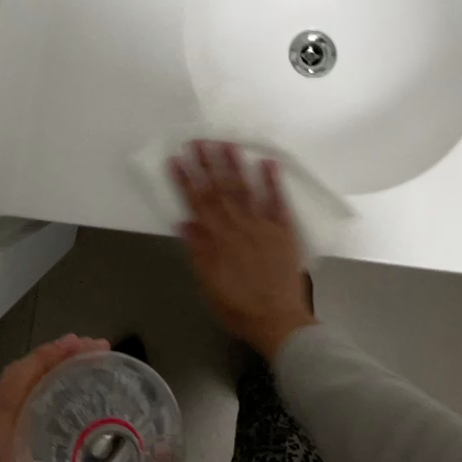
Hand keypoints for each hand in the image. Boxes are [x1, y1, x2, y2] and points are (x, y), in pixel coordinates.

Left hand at [0, 334, 110, 461]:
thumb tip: (167, 459)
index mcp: (1, 458)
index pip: (13, 386)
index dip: (46, 356)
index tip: (81, 345)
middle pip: (14, 386)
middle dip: (55, 359)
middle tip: (94, 351)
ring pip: (13, 402)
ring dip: (48, 378)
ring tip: (85, 369)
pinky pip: (16, 421)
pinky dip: (42, 402)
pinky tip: (70, 410)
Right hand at [172, 140, 316, 359]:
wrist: (278, 322)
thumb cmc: (239, 307)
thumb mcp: (209, 285)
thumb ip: (198, 251)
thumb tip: (184, 221)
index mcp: (217, 240)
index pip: (198, 203)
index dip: (186, 179)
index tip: (177, 158)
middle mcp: (238, 226)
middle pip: (219, 190)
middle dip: (207, 163)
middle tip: (198, 139)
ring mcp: (263, 226)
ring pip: (245, 189)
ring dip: (235, 165)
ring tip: (226, 142)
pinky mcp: (284, 231)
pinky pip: (278, 201)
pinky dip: (272, 181)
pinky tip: (267, 162)